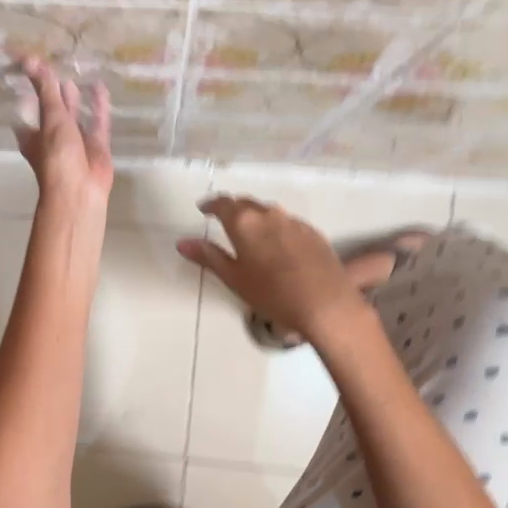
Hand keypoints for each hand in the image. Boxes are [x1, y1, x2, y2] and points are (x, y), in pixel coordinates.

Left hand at [14, 57, 112, 212]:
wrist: (80, 189)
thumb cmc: (57, 154)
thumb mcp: (50, 117)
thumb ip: (45, 90)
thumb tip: (32, 60)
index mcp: (33, 134)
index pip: (28, 108)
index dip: (29, 92)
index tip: (30, 71)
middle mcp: (52, 137)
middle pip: (51, 110)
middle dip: (52, 93)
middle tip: (53, 69)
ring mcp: (75, 141)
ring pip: (74, 115)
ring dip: (73, 99)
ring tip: (73, 77)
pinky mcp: (96, 144)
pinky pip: (97, 121)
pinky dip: (98, 105)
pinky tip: (99, 87)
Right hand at [177, 197, 368, 342]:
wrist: (326, 304)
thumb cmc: (272, 294)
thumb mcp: (234, 278)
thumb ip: (208, 256)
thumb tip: (182, 242)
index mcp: (244, 223)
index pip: (223, 203)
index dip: (211, 204)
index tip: (203, 209)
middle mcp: (269, 214)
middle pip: (246, 204)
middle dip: (232, 209)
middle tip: (223, 220)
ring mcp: (294, 222)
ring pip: (269, 212)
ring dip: (255, 217)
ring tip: (250, 234)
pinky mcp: (313, 232)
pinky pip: (287, 223)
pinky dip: (275, 228)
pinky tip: (277, 247)